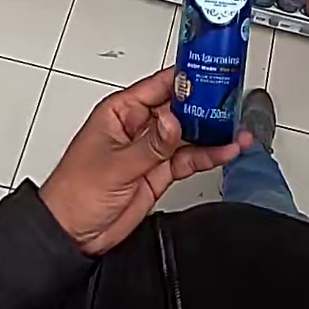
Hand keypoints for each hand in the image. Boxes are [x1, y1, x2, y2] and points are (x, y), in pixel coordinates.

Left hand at [39, 68, 245, 254]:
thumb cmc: (74, 193)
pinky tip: (225, 151)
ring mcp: (150, 149)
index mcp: (121, 112)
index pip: (159, 86)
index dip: (185, 78)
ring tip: (237, 130)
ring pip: (188, 133)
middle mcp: (138, 126)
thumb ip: (151, 144)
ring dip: (212, 132)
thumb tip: (175, 121)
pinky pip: (188, 158)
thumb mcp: (115, 165)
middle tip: (232, 103)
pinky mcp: (159, 172)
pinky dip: (208, 155)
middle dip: (206, 105)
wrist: (71, 236)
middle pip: (179, 107)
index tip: (210, 72)